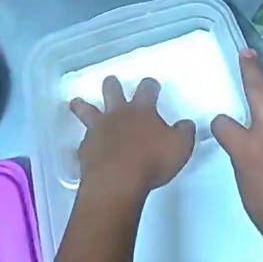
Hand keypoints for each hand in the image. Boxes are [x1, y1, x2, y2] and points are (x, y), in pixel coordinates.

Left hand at [71, 76, 194, 202]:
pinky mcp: (86, 148)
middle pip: (112, 91)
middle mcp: (117, 114)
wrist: (117, 179)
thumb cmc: (152, 160)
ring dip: (82, 105)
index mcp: (141, 111)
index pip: (147, 90)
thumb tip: (186, 123)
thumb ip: (184, 132)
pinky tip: (84, 147)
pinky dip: (84, 142)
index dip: (150, 85)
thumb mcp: (179, 146)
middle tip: (111, 81)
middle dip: (112, 85)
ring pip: (87, 110)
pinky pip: (83, 142)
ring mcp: (98, 129)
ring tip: (76, 102)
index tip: (152, 84)